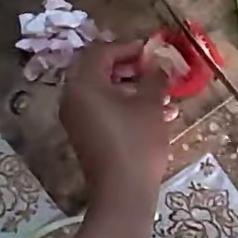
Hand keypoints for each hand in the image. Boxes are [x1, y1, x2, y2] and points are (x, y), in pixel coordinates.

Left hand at [60, 41, 168, 212]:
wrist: (123, 189)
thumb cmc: (137, 140)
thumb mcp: (150, 104)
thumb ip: (154, 78)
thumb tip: (159, 63)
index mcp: (84, 85)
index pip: (101, 52)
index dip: (128, 47)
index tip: (153, 51)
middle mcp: (74, 98)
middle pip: (99, 70)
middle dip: (130, 66)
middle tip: (156, 69)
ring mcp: (78, 117)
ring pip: (104, 90)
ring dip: (132, 86)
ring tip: (163, 92)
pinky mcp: (87, 133)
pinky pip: (105, 108)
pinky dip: (127, 103)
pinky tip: (158, 111)